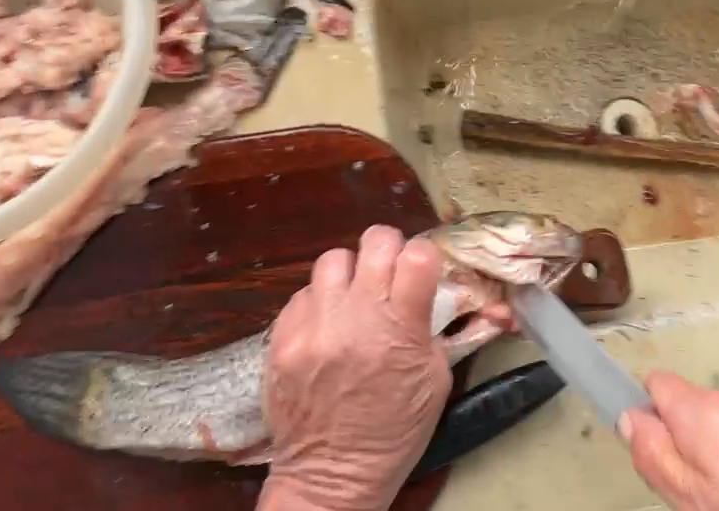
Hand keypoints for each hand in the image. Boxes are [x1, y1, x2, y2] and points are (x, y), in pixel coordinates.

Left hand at [258, 225, 451, 510]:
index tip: (418, 270)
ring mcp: (315, 323)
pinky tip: (324, 328)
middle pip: (376, 240)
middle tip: (387, 274)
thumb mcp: (436, 382)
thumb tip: (427, 287)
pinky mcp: (282, 334)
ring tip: (351, 301)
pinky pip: (304, 292)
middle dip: (387, 252)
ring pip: (334, 258)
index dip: (421, 256)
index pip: (417, 254)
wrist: (329, 477)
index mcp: (401, 329)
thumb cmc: (393, 433)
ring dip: (349, 275)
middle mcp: (356, 316)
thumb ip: (431, 327)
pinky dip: (318, 303)